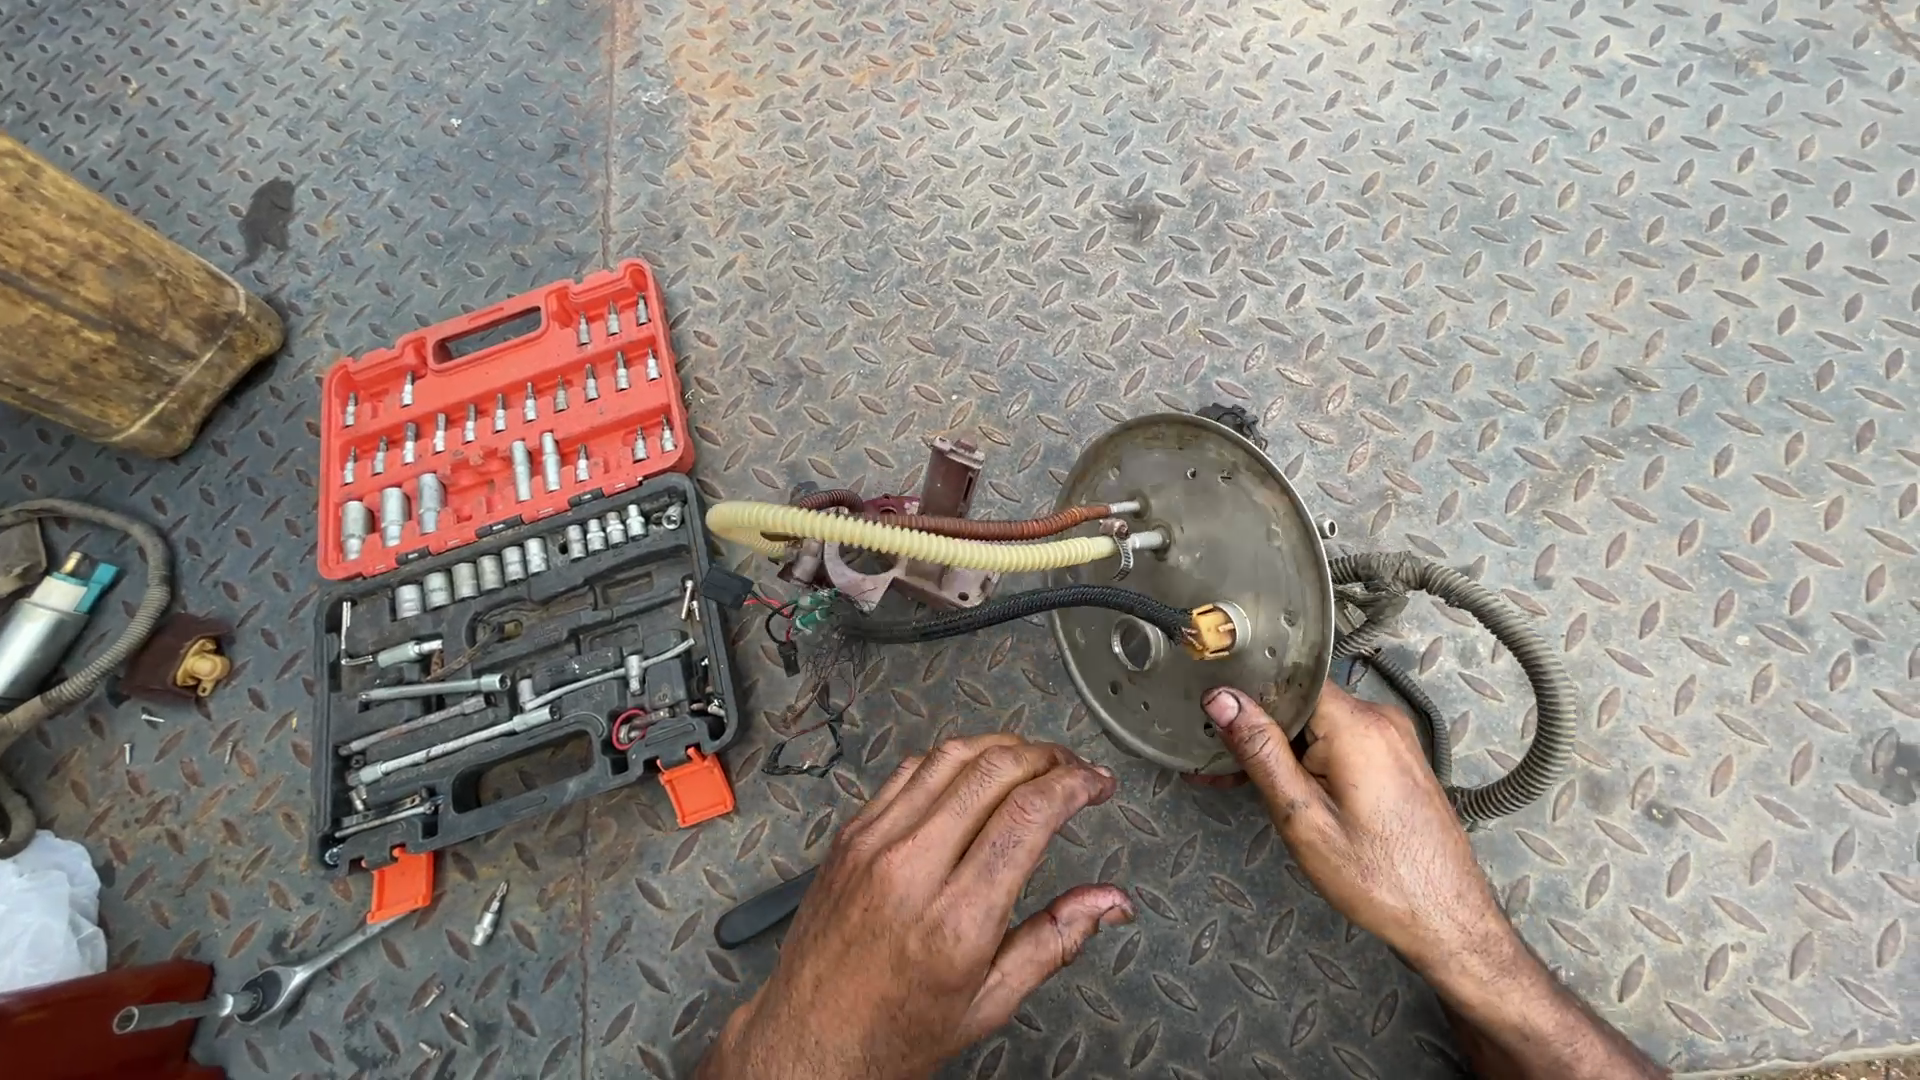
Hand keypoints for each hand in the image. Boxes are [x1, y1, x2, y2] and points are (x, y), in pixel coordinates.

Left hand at [699, 735, 1133, 1079]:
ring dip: (1003, 746)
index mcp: (956, 920)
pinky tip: (975, 770)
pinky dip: (953, 757)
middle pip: (993, 772)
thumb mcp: (990, 1002)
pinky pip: (909, 769)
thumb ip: (1056, 941)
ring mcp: (875, 842)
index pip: (1026, 817)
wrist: (808, 1038)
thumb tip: (1112, 902)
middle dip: (1047, 757)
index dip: (1073, 785)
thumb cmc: (897, 1029)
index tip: (1097, 783)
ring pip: (951, 757)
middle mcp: (912, 868)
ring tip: (1034, 760)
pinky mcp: (852, 831)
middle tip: (1074, 769)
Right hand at [1200, 682, 1507, 973]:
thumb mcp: (1303, 818)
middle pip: (1300, 699)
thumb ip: (1261, 751)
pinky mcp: (1396, 755)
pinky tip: (1288, 786)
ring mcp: (1393, 735)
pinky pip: (1339, 737)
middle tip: (1222, 764)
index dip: (1247, 695)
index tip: (1213, 721)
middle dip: (1258, 726)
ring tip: (1245, 779)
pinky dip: (1308, 755)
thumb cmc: (1376, 877)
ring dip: (1280, 744)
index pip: (1287, 678)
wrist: (1450, 923)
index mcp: (1356, 724)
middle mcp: (1380, 717)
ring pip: (1316, 719)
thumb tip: (1221, 699)